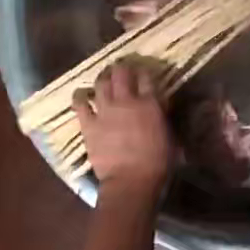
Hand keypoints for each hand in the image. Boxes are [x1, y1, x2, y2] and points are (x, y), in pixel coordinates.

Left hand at [74, 62, 172, 194]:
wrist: (130, 181)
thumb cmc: (157, 163)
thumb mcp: (170, 136)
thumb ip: (163, 118)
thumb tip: (161, 109)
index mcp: (149, 104)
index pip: (146, 77)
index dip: (144, 71)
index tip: (143, 72)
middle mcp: (126, 101)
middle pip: (121, 73)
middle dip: (122, 68)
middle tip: (122, 69)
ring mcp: (105, 111)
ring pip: (101, 83)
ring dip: (103, 77)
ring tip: (104, 77)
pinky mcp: (89, 124)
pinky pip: (80, 103)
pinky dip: (80, 96)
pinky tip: (81, 95)